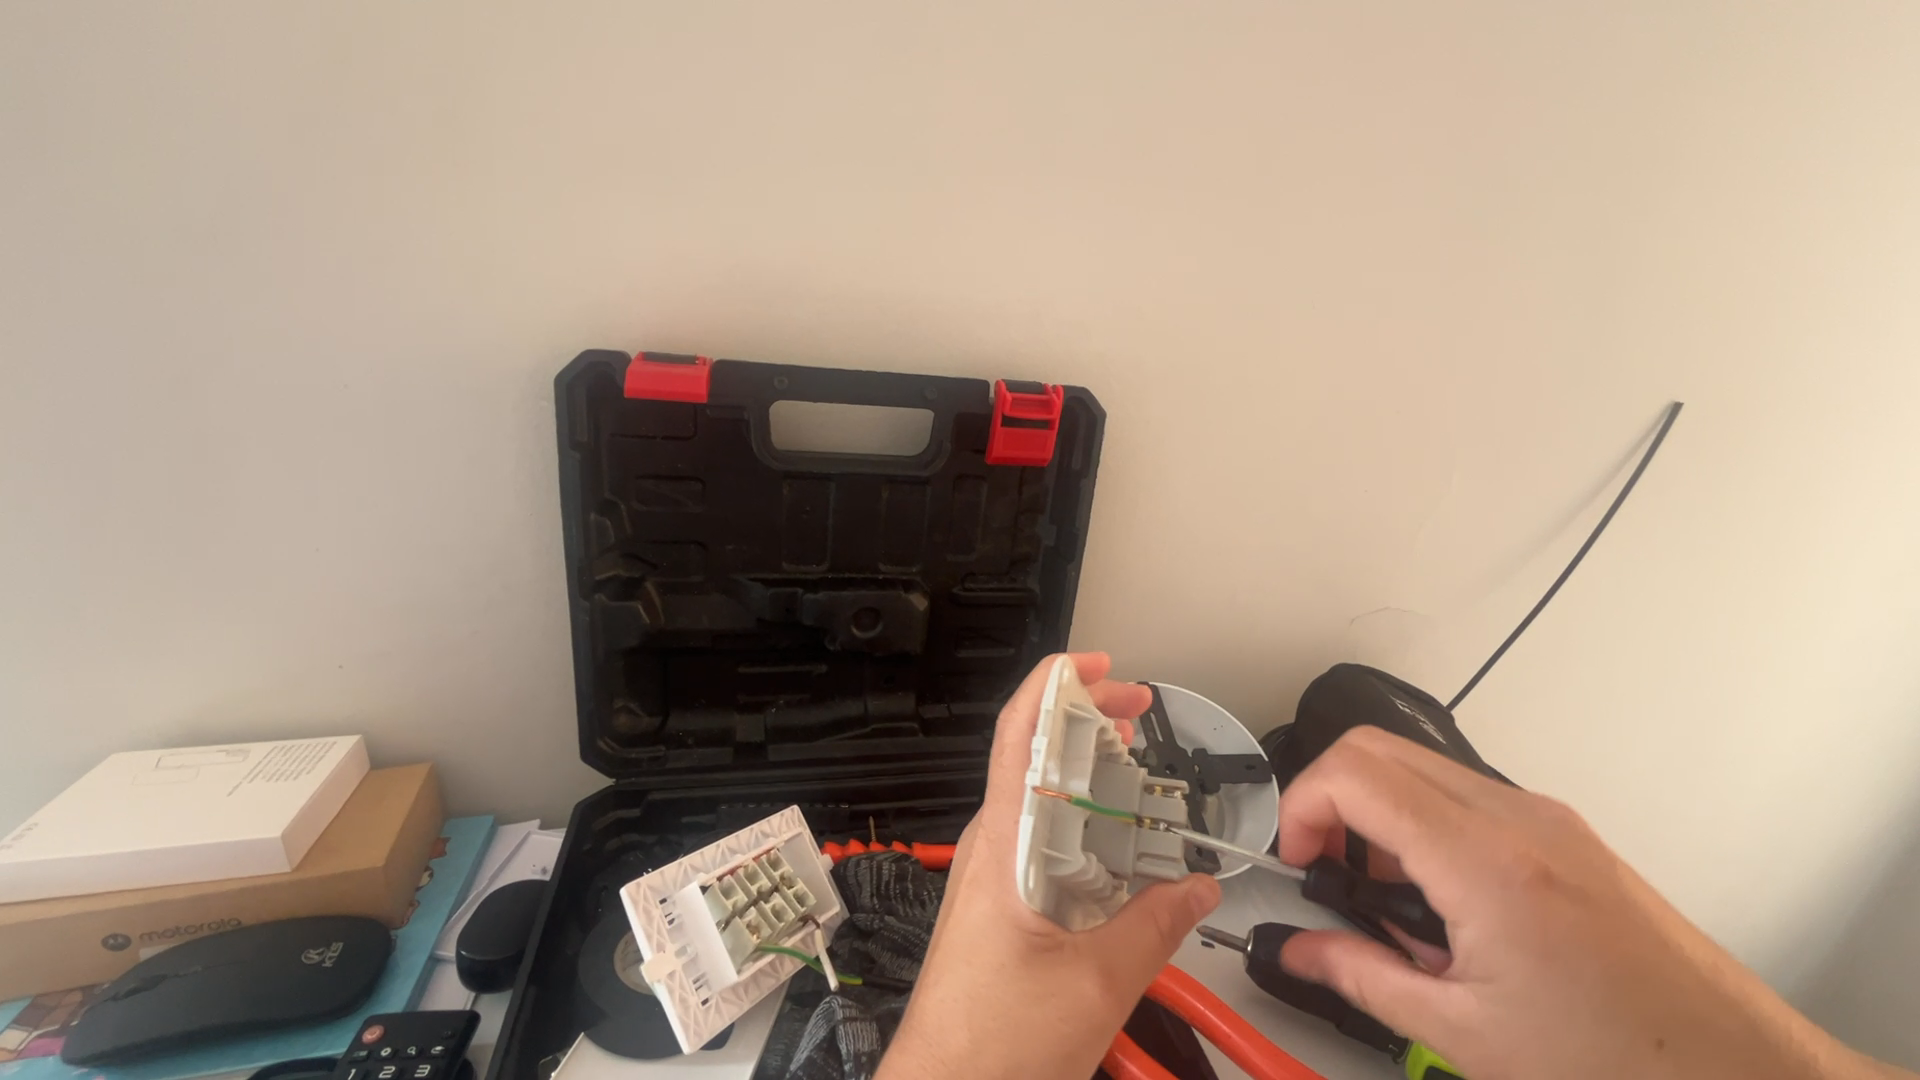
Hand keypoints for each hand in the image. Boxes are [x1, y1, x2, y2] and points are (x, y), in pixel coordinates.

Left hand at [877, 653, 1222, 1079]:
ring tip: (1130, 756)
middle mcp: (992, 844)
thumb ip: (1154, 927)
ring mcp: (992, 869)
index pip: (1019, 734)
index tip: (1096, 665)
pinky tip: (1113, 829)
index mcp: (1004, 844)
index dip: (1055, 686)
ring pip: (1039, 793)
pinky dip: (1080, 815)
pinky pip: (1041, 835)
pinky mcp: (1000, 897)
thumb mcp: (1096, 984)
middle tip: (1134, 707)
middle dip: (1086, 717)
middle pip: (1035, 752)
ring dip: (1086, 766)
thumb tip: (1196, 887)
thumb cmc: (990, 1044)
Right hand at [1276, 727, 1909, 1079]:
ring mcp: (1540, 814)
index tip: (1296, 859)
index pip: (1352, 773)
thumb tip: (1295, 949)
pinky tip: (1432, 892)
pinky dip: (1415, 816)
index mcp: (1482, 860)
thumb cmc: (1617, 1063)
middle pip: (1373, 746)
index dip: (1300, 806)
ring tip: (1378, 887)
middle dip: (1324, 794)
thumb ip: (1359, 976)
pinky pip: (1456, 789)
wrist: (1748, 1079)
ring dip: (1370, 805)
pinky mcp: (1558, 828)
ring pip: (1412, 761)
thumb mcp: (1464, 1033)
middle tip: (1320, 861)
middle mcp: (1511, 814)